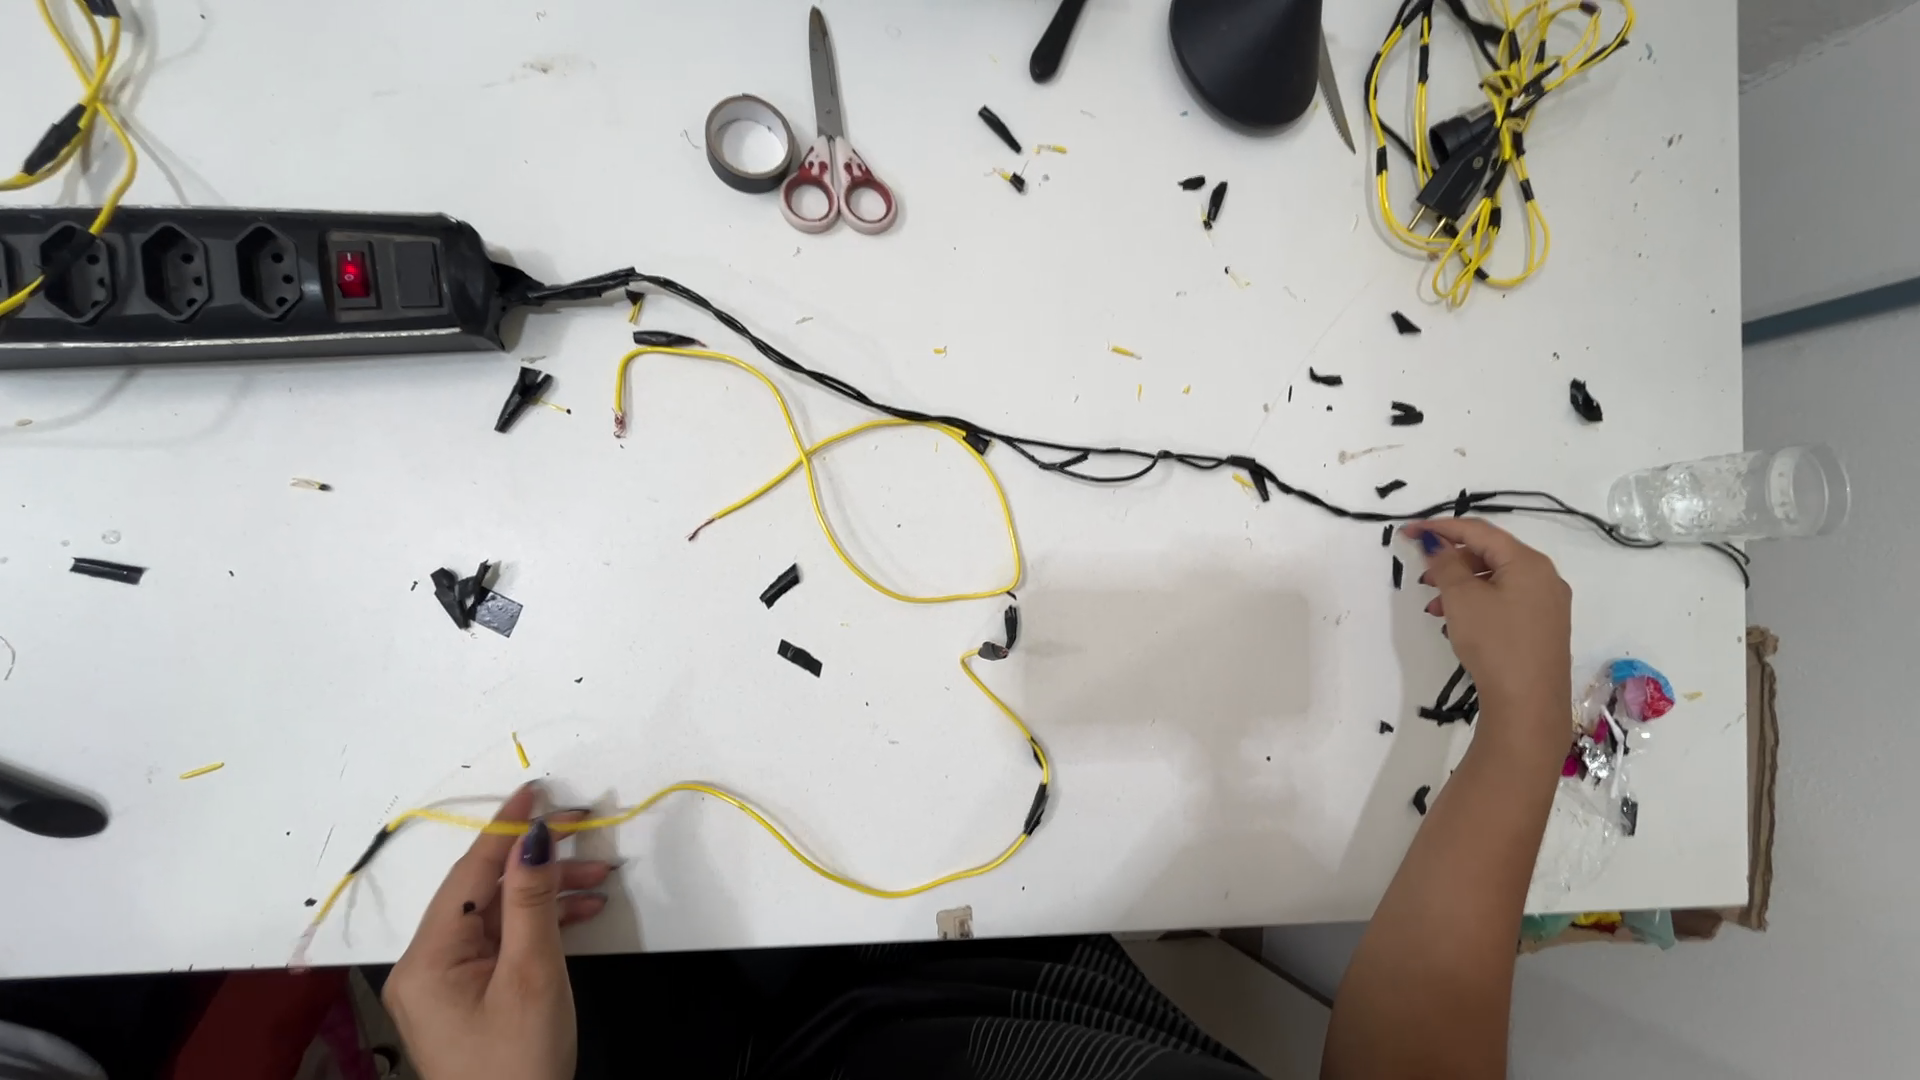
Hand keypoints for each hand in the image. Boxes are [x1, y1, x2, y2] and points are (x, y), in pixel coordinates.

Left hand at [383, 783, 614, 1079]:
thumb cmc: (519, 1055)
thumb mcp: (532, 971)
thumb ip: (532, 898)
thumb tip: (535, 834)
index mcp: (429, 956)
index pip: (471, 871)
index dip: (507, 826)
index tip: (538, 788)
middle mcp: (429, 960)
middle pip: (486, 886)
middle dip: (538, 856)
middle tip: (588, 827)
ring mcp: (450, 976)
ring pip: (502, 909)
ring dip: (551, 888)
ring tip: (601, 875)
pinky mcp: (473, 988)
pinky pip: (508, 935)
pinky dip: (546, 918)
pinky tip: (587, 910)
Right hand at [1406, 517, 1571, 760]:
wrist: (1528, 699)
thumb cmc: (1494, 641)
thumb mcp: (1461, 598)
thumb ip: (1445, 564)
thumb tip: (1434, 542)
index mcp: (1527, 562)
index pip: (1478, 531)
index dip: (1440, 527)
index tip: (1407, 532)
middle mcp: (1544, 575)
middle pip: (1489, 552)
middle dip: (1451, 560)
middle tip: (1423, 576)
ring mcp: (1546, 601)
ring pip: (1494, 578)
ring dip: (1460, 584)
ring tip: (1435, 606)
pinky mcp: (1541, 623)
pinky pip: (1504, 597)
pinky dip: (1476, 600)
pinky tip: (1456, 621)